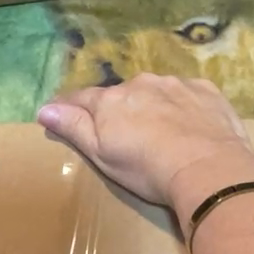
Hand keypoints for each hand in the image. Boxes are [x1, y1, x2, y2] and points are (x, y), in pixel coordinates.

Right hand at [37, 74, 253, 221]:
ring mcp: (176, 84)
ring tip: (162, 131)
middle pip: (122, 94)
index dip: (71, 107)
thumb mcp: (102, 155)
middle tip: (127, 133)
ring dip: (154, 105)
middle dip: (120, 108)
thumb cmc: (147, 169)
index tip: (63, 113)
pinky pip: (188, 94)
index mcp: (111, 100)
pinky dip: (185, 106)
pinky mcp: (206, 90)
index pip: (82, 98)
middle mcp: (141, 83)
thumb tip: (44, 108)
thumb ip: (74, 128)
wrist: (208, 169)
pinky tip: (191, 126)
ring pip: (157, 91)